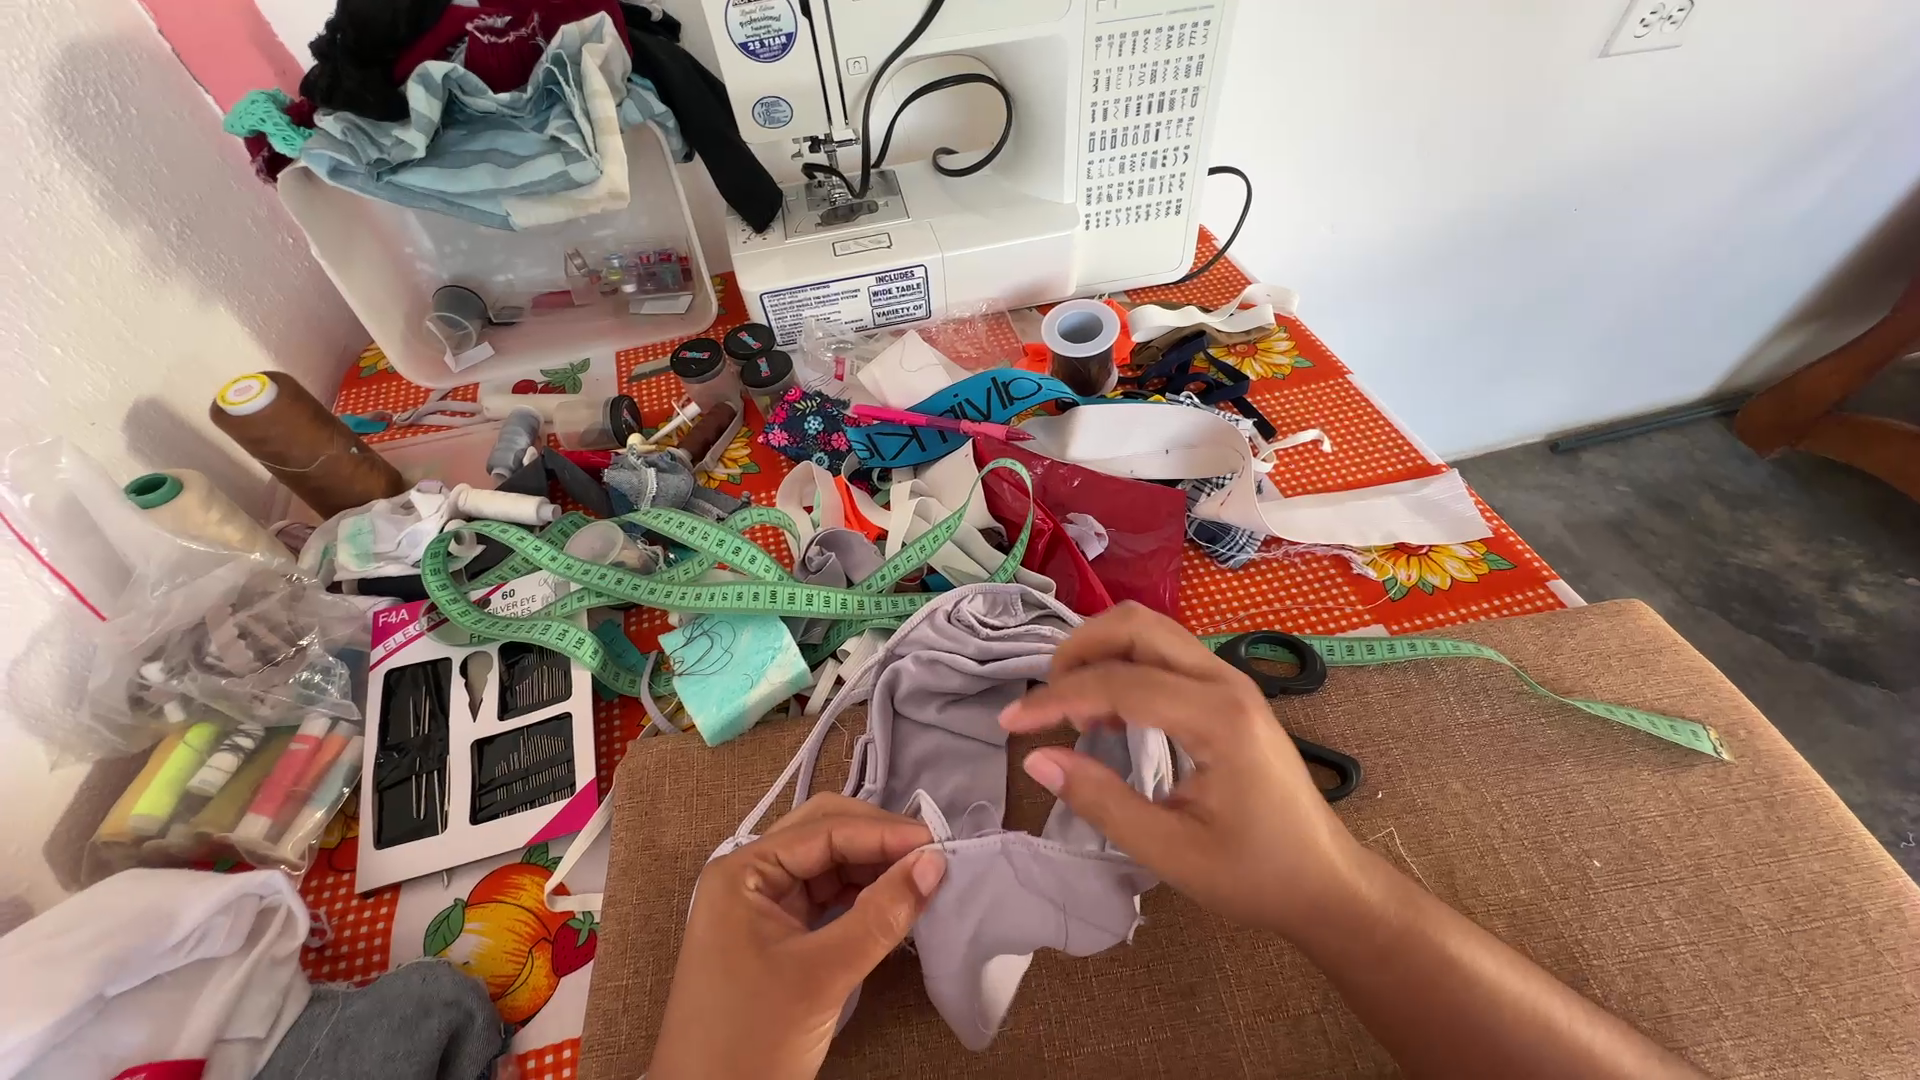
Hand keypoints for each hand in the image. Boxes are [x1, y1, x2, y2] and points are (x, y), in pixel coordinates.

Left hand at [649, 794, 947, 1079]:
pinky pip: (827, 894)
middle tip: (929, 856)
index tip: (936, 844)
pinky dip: (862, 894)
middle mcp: (751, 874)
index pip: (824, 830)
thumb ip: (881, 915)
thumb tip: (935, 863)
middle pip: (824, 833)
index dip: (883, 833)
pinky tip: (893, 900)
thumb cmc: (751, 1041)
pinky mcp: (778, 931)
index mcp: (744, 870)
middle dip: (877, 840)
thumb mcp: (822, 975)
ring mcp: (763, 903)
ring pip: (829, 862)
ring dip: (873, 866)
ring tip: (920, 876)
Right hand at [999, 602, 1362, 935]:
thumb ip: (1101, 801)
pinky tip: (1109, 715)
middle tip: (1046, 700)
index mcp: (1217, 718)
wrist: (1327, 882)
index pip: (1119, 682)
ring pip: (1149, 629)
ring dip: (1100, 651)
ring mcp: (1230, 679)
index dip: (1056, 698)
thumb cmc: (1255, 874)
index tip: (1012, 724)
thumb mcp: (1170, 851)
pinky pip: (1164, 652)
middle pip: (1135, 624)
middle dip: (1077, 649)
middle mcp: (1225, 681)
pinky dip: (1123, 664)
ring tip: (1071, 706)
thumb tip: (1037, 759)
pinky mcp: (1227, 690)